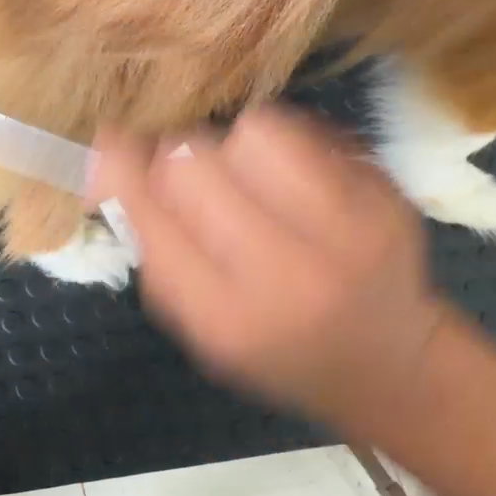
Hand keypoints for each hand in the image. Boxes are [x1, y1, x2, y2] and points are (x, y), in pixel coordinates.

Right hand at [93, 106, 449, 423]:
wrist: (388, 365)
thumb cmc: (269, 347)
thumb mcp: (193, 323)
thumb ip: (150, 246)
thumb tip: (106, 157)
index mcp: (223, 312)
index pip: (148, 205)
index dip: (118, 163)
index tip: (110, 144)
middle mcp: (287, 270)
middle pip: (191, 157)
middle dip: (172, 156)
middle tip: (181, 175)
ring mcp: (348, 230)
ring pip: (251, 131)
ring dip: (229, 145)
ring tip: (240, 176)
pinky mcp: (385, 197)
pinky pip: (305, 131)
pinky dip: (278, 144)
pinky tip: (284, 178)